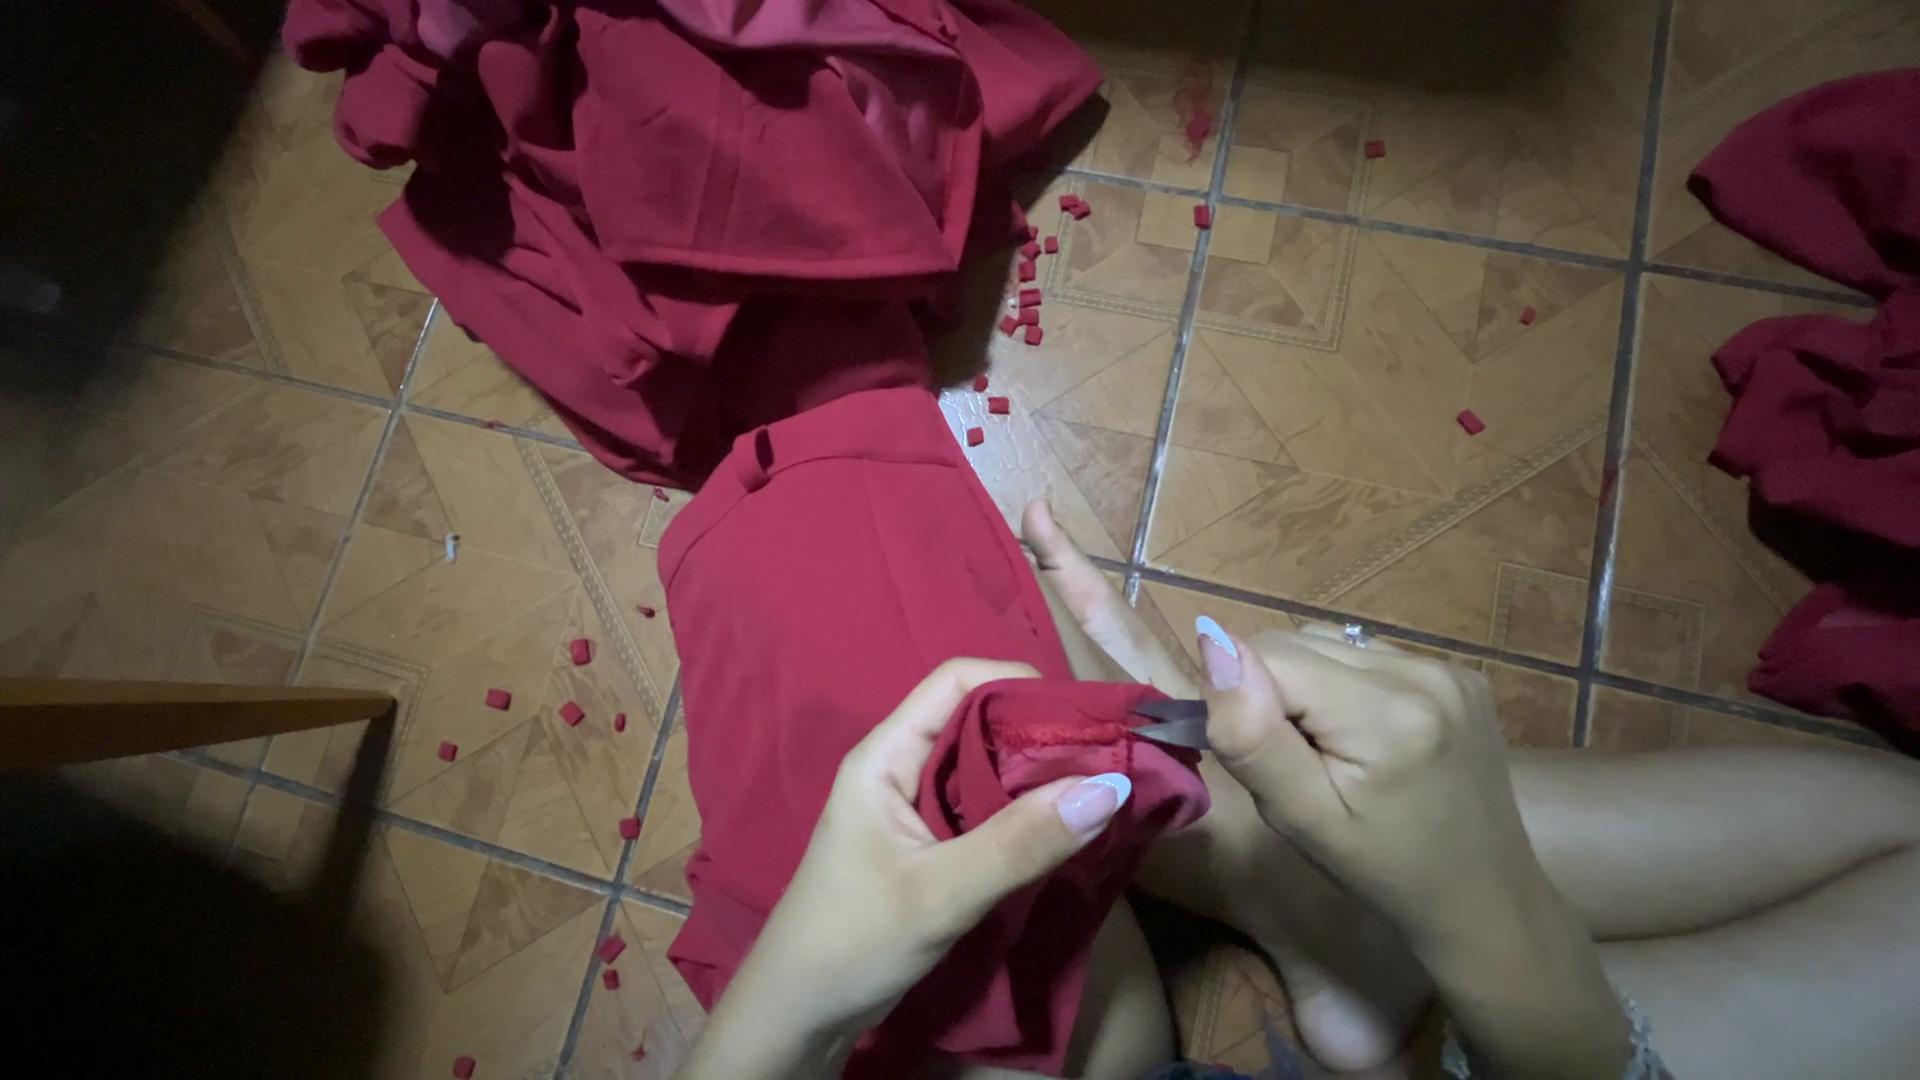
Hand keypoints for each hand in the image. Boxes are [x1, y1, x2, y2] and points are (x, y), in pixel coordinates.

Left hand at [681, 659, 1132, 1077]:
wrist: (800, 1014)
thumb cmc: (855, 940)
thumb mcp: (942, 892)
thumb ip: (1022, 841)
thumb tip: (1110, 786)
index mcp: (887, 753)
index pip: (955, 681)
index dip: (1016, 681)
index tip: (1079, 712)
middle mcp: (900, 763)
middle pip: (975, 716)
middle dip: (1036, 727)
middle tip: (1102, 753)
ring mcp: (912, 802)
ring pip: (982, 761)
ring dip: (1033, 769)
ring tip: (1095, 782)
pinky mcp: (926, 838)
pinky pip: (981, 801)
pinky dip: (1021, 804)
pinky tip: (1059, 820)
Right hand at [1193, 620, 1631, 1078]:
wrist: (1484, 901)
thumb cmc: (1380, 871)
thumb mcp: (1299, 818)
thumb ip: (1251, 734)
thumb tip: (1214, 644)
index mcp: (1386, 712)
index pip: (1267, 654)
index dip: (1246, 698)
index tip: (1267, 755)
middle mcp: (1420, 669)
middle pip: (1295, 641)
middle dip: (1272, 689)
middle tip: (1296, 760)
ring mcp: (1444, 666)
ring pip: (1322, 641)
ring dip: (1304, 684)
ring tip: (1330, 747)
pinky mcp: (1455, 671)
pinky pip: (1359, 651)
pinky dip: (1339, 683)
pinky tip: (1364, 733)